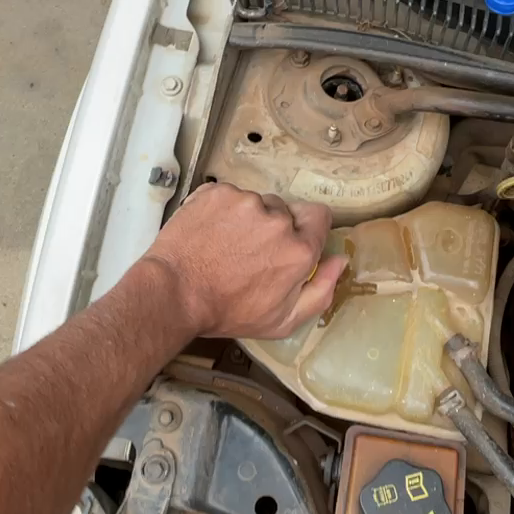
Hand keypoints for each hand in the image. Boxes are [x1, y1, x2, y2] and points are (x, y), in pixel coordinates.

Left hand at [139, 183, 348, 340]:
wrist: (174, 294)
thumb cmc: (227, 312)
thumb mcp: (283, 320)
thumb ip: (321, 290)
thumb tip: (340, 260)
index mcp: (298, 249)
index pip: (320, 217)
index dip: (307, 229)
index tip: (289, 242)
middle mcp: (276, 219)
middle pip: (285, 211)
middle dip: (273, 227)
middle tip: (250, 252)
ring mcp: (245, 201)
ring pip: (255, 203)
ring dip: (246, 218)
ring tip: (225, 244)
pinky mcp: (217, 192)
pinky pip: (229, 196)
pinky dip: (222, 211)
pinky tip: (210, 233)